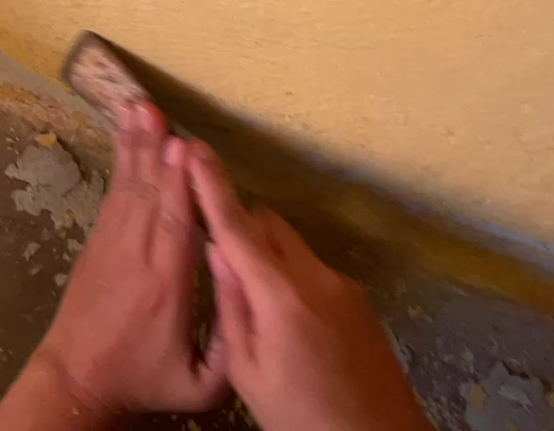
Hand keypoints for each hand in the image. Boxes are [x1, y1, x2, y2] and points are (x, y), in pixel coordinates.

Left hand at [0, 102, 225, 428]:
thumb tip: (245, 285)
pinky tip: (126, 133)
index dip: (179, 184)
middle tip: (157, 110)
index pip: (174, 225)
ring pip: (129, 185)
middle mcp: (137, 254)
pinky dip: (122, 159)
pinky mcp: (99, 237)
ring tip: (139, 107)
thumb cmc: (145, 379)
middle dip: (155, 150)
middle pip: (150, 194)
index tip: (185, 147)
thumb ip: (229, 344)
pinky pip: (114, 191)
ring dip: (135, 145)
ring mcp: (113, 241)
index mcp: (166, 285)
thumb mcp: (200, 384)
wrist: (77, 376)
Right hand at [187, 140, 430, 430]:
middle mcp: (315, 277)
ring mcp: (342, 285)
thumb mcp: (247, 371)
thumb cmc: (301, 417)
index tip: (194, 149)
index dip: (211, 184)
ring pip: (290, 245)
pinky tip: (291, 323)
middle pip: (266, 222)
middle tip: (222, 259)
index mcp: (280, 295)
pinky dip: (291, 277)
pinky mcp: (360, 299)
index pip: (236, 225)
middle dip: (240, 227)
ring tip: (258, 306)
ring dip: (267, 254)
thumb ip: (230, 304)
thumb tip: (216, 248)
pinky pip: (312, 268)